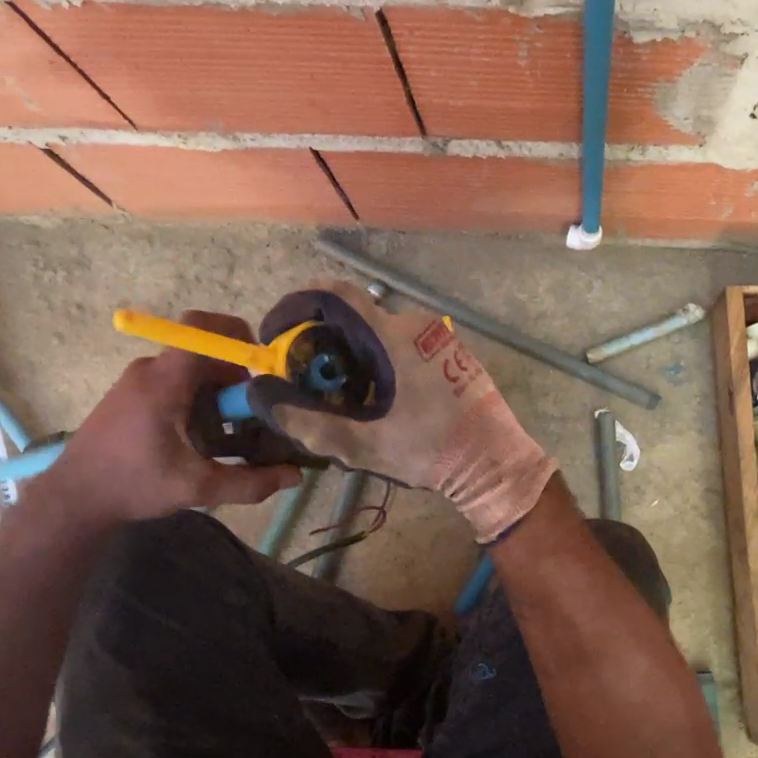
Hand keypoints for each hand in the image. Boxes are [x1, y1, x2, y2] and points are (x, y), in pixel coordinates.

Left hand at [37, 310, 301, 524]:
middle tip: (256, 411)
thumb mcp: (198, 488)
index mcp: (164, 381)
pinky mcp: (132, 395)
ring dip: (219, 389)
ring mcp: (137, 381)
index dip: (237, 333)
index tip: (262, 363)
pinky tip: (205, 435)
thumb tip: (296, 475)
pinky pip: (175, 380)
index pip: (201, 328)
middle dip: (237, 375)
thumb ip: (250, 482)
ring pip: (191, 367)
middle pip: (205, 351)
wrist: (74, 498)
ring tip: (234, 428)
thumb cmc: (133, 485)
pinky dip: (199, 397)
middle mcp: (150, 371)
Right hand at [248, 283, 555, 542]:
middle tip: (308, 385)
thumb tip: (264, 396)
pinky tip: (380, 401)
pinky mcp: (452, 354)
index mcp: (395, 338)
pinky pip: (404, 345)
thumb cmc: (431, 452)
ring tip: (343, 401)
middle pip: (354, 318)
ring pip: (379, 334)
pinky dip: (381, 363)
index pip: (335, 294)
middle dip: (322, 345)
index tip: (279, 336)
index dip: (298, 306)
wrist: (494, 464)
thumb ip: (308, 422)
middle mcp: (417, 325)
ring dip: (352, 358)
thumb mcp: (363, 446)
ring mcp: (439, 338)